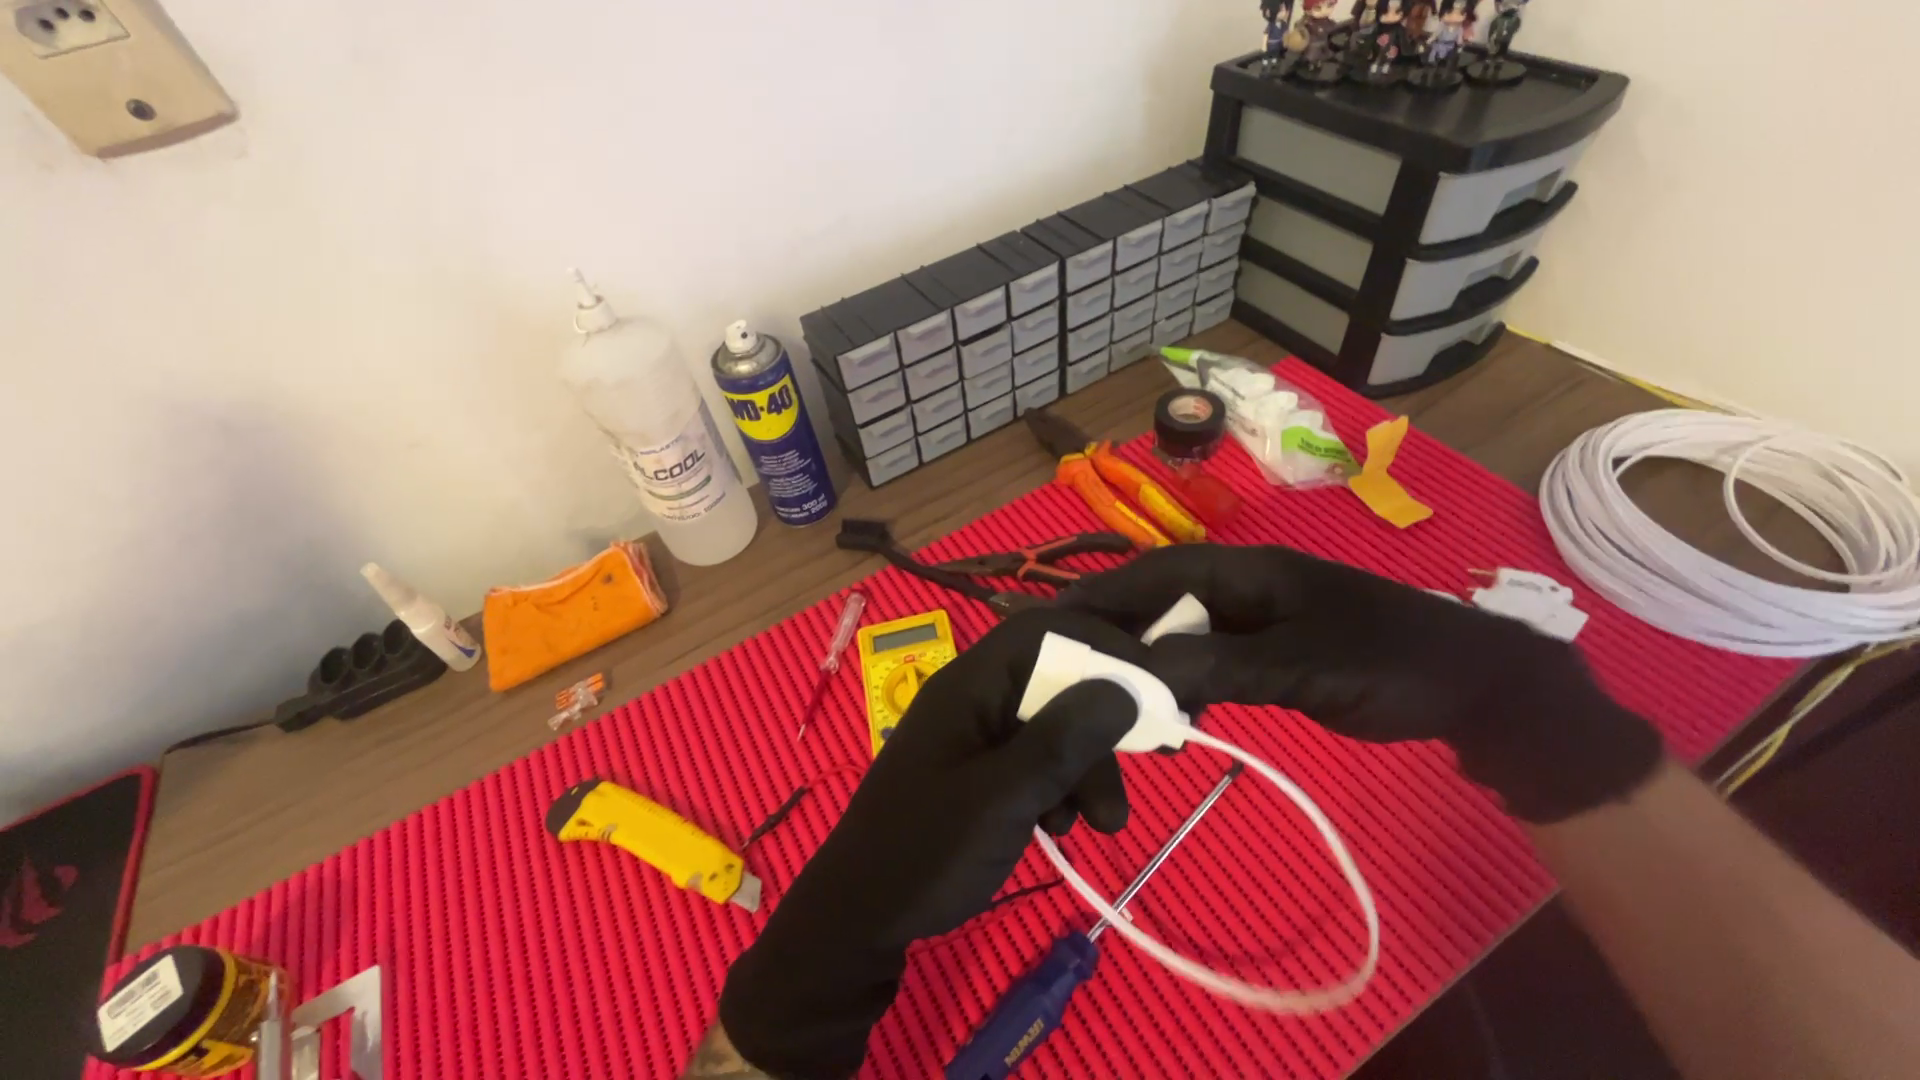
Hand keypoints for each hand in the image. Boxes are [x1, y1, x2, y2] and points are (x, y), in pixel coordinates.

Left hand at [719, 609, 1146, 1079]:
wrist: (858, 920)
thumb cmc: (925, 851)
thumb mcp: (1003, 797)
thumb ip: (1062, 741)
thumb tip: (1123, 688)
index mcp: (969, 685)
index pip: (1042, 632)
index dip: (1101, 645)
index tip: (1155, 683)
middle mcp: (973, 700)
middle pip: (1056, 685)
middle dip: (1103, 727)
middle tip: (1158, 757)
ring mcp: (975, 738)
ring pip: (1051, 730)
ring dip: (1086, 770)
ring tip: (1103, 824)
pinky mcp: (978, 775)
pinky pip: (1034, 764)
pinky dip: (1058, 789)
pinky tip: (1059, 827)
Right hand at [1059, 544, 1663, 823]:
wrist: (1477, 690)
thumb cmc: (1391, 663)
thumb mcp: (1301, 664)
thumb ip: (1218, 666)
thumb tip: (1136, 674)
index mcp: (1248, 570)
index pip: (1157, 571)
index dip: (1102, 593)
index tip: (1052, 619)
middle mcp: (1242, 586)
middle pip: (1160, 602)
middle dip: (1116, 633)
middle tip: (1069, 669)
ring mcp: (1255, 620)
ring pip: (1180, 635)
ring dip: (1148, 665)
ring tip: (1113, 702)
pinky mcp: (1268, 652)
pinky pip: (1206, 662)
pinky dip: (1182, 686)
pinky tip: (1171, 720)